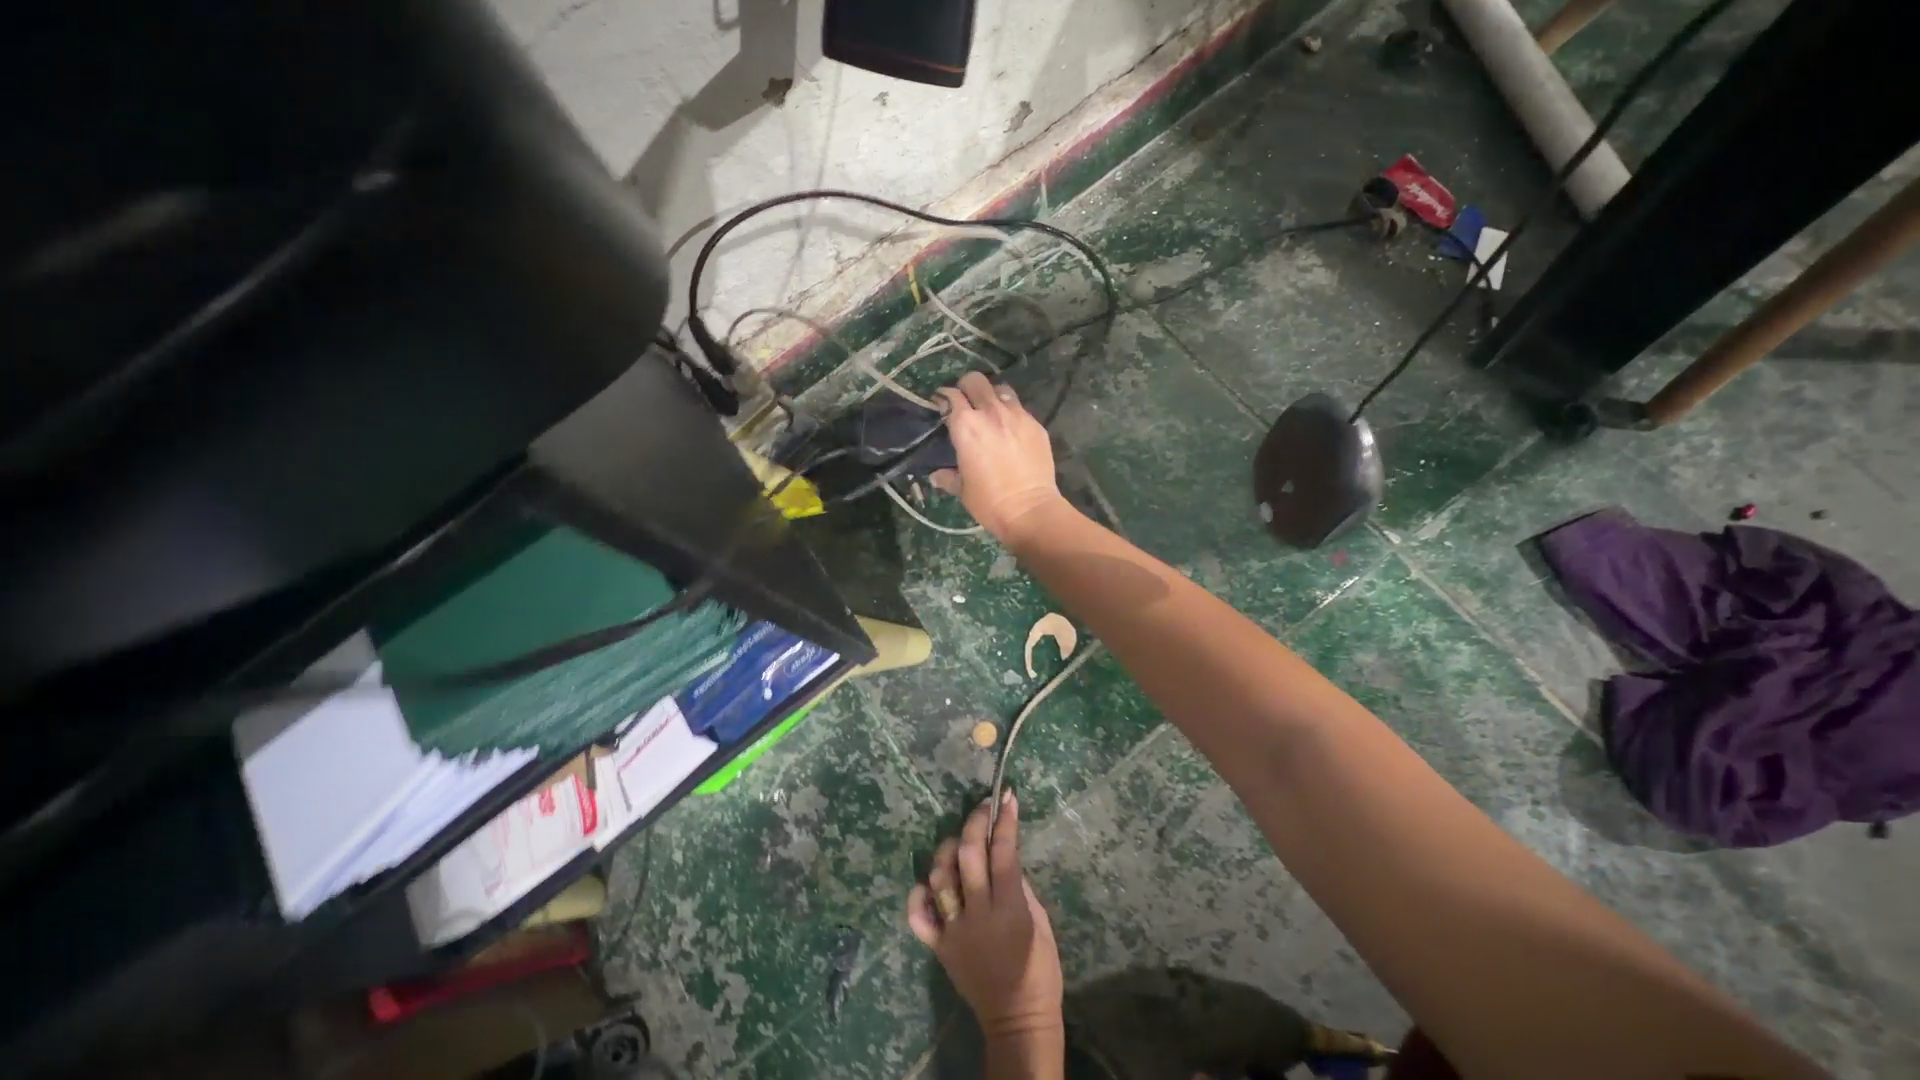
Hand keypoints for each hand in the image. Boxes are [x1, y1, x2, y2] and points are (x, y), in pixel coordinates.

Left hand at [907, 790, 1063, 1037]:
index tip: (1006, 797)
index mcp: (1009, 909)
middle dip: (975, 824)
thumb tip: (1005, 856)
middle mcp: (977, 913)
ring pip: (940, 878)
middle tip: (983, 808)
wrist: (1017, 1017)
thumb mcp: (1041, 923)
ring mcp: (954, 929)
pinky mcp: (939, 946)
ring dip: (947, 851)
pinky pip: (918, 916)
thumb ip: (1021, 888)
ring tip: (958, 842)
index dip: (1005, 821)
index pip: (1003, 853)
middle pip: (968, 856)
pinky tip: (928, 881)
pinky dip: (919, 893)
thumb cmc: (1040, 970)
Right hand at [930, 373, 1064, 544]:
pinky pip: (1020, 409)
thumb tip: (936, 475)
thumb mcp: (962, 489)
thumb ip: (948, 476)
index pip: (950, 395)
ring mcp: (1017, 416)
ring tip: (991, 413)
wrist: (1030, 510)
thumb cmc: (989, 502)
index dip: (943, 398)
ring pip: (1001, 389)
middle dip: (967, 387)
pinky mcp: (1036, 425)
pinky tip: (1011, 431)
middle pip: (975, 381)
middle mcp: (991, 412)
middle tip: (966, 403)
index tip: (942, 405)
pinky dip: (1011, 414)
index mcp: (966, 425)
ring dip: (992, 397)